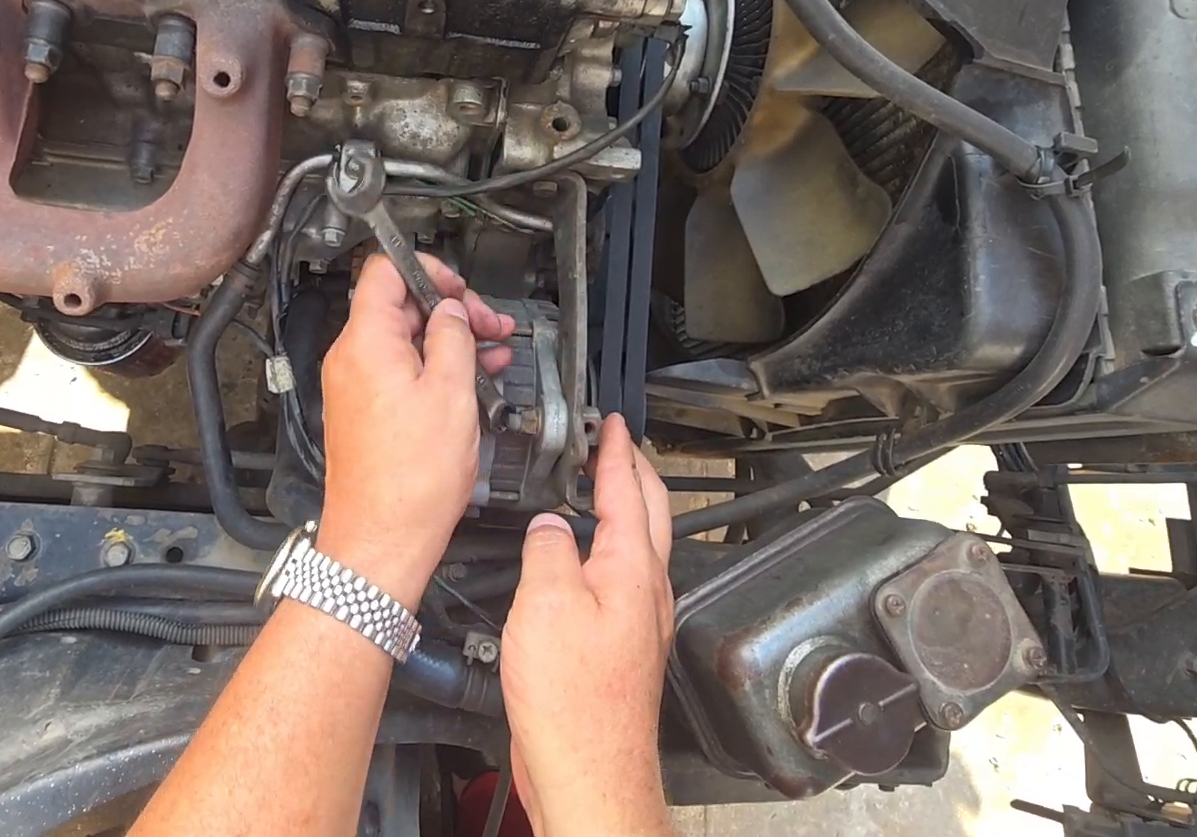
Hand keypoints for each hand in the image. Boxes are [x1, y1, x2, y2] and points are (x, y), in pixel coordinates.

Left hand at [317, 253, 513, 605]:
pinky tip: (470, 381)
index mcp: (366, 343)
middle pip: (400, 307)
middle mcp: (351, 359)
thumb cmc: (409, 480)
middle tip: (489, 328)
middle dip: (450, 311)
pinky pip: (399, 373)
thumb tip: (450, 312)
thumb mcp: (451, 393)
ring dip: (448, 342)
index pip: (384, 271)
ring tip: (491, 355)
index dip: (428, 270)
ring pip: (404, 342)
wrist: (381, 540)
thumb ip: (452, 337)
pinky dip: (433, 369)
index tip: (459, 289)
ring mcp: (355, 386)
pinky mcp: (364, 412)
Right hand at [501, 414, 675, 835]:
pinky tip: (586, 557)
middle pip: (649, 512)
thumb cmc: (575, 699)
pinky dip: (608, 545)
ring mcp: (638, 618)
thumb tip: (549, 523)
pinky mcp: (622, 644)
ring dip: (625, 506)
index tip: (613, 424)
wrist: (588, 771)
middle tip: (617, 445)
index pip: (628, 490)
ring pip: (638, 543)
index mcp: (630, 569)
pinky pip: (620, 575)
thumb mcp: (547, 603)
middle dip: (634, 471)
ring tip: (603, 487)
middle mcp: (645, 591)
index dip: (617, 451)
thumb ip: (549, 549)